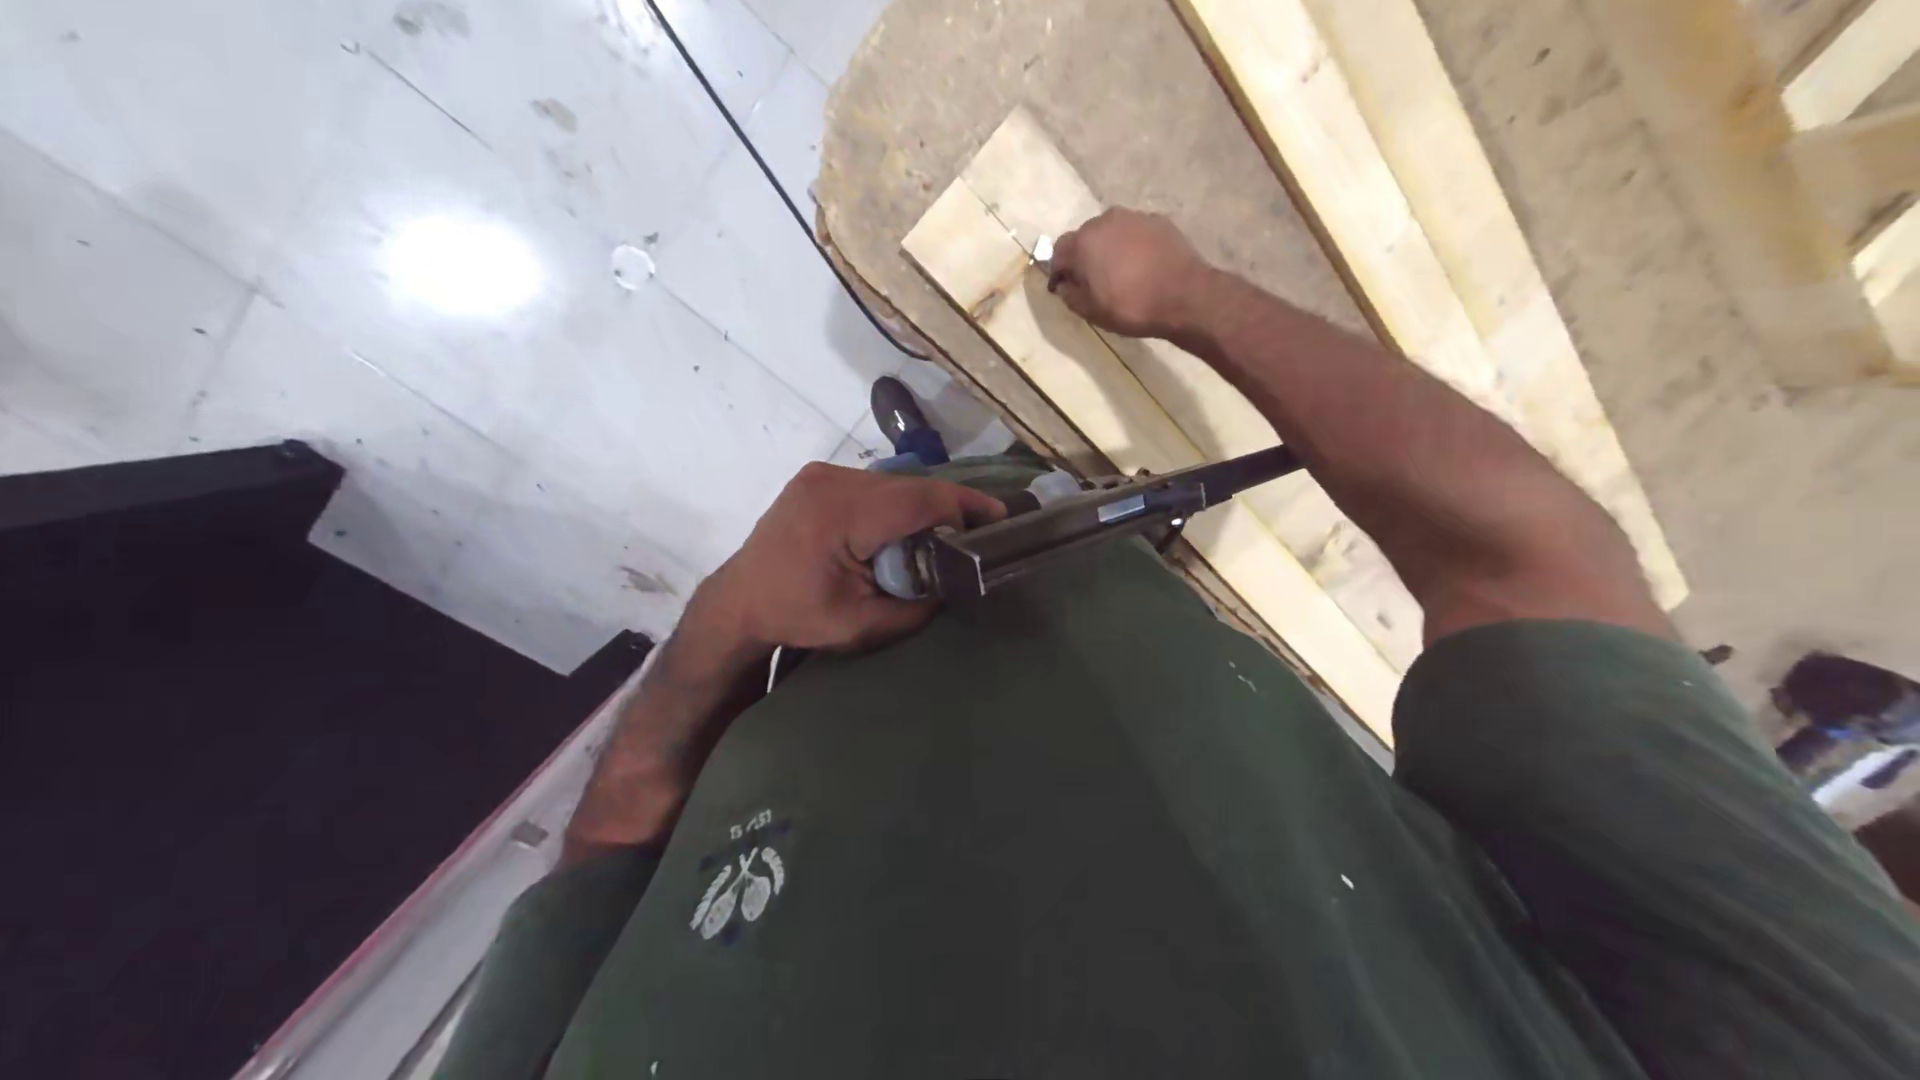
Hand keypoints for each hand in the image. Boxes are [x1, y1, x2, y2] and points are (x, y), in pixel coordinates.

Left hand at [693, 462, 1006, 655]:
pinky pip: (875, 484)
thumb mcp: (861, 625)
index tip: (998, 521)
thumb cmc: (795, 617)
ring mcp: (821, 473)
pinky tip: (909, 526)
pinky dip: (898, 503)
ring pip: (895, 483)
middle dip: (949, 508)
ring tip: (948, 533)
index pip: (918, 500)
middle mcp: (830, 481)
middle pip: (910, 487)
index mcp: (839, 516)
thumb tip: (958, 584)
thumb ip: (916, 606)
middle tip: (981, 531)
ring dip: (924, 505)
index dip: (963, 507)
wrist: (739, 601)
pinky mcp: (817, 475)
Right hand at [1048, 208, 1216, 337]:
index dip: (1059, 270)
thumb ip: (1069, 294)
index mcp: (1082, 242)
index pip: (1057, 251)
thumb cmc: (1130, 306)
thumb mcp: (1090, 311)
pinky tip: (1142, 265)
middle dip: (1084, 256)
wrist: (1184, 296)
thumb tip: (1064, 283)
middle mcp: (1104, 221)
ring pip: (1111, 232)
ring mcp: (1133, 217)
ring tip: (1121, 272)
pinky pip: (1134, 232)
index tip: (1067, 287)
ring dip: (1109, 248)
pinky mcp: (1157, 220)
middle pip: (1085, 237)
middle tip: (1094, 281)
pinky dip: (1132, 245)